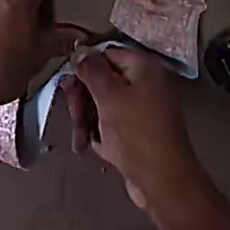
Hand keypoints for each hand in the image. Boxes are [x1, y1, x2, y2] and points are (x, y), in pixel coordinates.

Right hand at [68, 46, 214, 213]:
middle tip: (74, 116)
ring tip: (80, 140)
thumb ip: (92, 70)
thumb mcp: (110, 97)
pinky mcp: (137, 130)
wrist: (162, 179)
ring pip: (104, 103)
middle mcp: (146, 83)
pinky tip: (90, 146)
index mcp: (144, 67)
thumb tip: (80, 50)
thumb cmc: (137, 133)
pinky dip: (99, 132)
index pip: (107, 54)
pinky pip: (112, 122)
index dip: (84, 67)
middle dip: (83, 99)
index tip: (67, 85)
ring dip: (87, 119)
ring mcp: (142, 107)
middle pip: (103, 80)